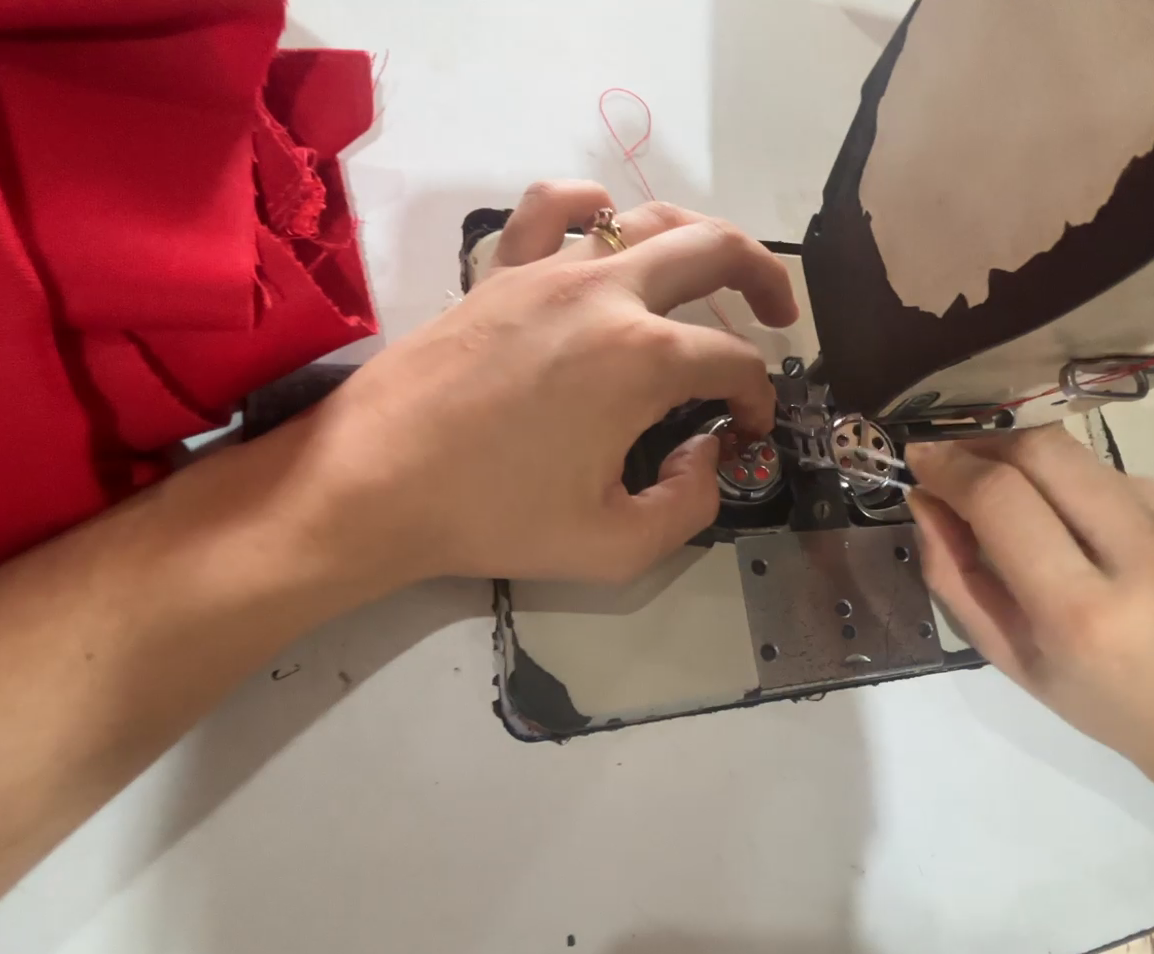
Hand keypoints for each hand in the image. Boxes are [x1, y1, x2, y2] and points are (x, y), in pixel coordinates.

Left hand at [289, 181, 798, 589]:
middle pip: (716, 251)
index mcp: (644, 360)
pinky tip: (603, 225)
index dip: (757, 401)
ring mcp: (548, 271)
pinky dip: (590, 205)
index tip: (744, 434)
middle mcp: (606, 295)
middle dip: (766, 280)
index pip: (736, 364)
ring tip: (714, 274)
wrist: (372, 485)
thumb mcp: (618, 547)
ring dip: (698, 240)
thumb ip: (692, 505)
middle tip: (781, 315)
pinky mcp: (500, 272)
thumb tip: (705, 453)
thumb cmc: (494, 519)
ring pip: (647, 218)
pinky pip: (552, 207)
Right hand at [906, 426, 1153, 770]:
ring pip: (1087, 464)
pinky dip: (1097, 498)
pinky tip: (1108, 543)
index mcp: (1082, 615)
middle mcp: (1149, 562)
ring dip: (1046, 481)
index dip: (951, 466)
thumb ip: (954, 576)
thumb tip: (924, 497)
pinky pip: (1132, 480)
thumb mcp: (1007, 655)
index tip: (921, 457)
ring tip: (1051, 529)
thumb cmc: (1096, 698)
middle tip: (964, 464)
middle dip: (990, 446)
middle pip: (1047, 452)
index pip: (1001, 500)